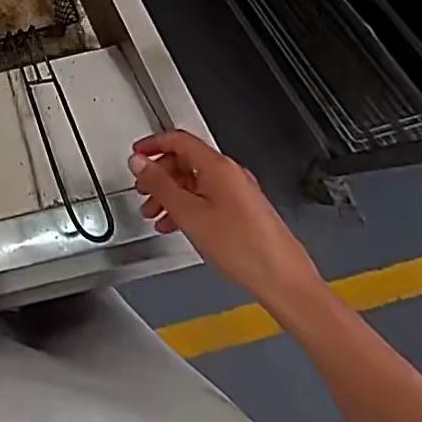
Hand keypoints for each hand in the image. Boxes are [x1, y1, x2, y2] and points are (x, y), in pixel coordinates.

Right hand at [129, 130, 324, 307]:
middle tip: (143, 188)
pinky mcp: (243, 211)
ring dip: (171, 194)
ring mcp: (239, 193)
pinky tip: (178, 225)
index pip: (178, 140)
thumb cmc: (246, 249)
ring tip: (156, 212)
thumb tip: (140, 163)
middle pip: (185, 161)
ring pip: (195, 182)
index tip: (137, 153)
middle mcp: (231, 174)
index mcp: (218, 166)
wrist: (283, 281)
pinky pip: (207, 198)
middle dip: (159, 175)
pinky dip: (188, 207)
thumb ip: (159, 184)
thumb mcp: (188, 213)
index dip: (152, 144)